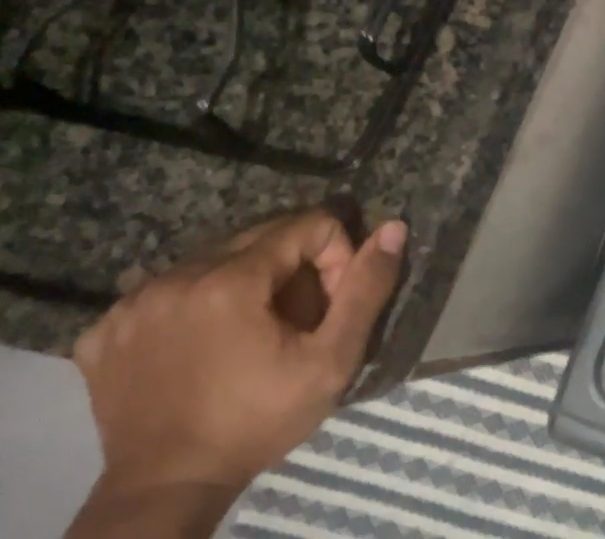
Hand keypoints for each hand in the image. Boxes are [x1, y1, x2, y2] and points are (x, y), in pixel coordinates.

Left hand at [68, 210, 406, 537]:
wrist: (168, 486)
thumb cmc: (260, 419)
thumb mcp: (333, 357)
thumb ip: (366, 288)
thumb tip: (393, 227)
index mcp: (229, 281)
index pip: (307, 226)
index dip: (335, 257)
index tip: (329, 307)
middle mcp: (172, 279)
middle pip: (258, 238)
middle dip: (293, 267)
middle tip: (298, 320)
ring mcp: (129, 306)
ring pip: (212, 261)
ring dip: (245, 282)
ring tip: (251, 332)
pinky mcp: (102, 332)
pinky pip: (164, 291)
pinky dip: (194, 304)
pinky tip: (201, 342)